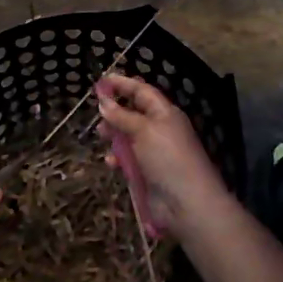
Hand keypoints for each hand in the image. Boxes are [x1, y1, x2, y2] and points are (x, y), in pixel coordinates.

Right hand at [95, 73, 226, 237]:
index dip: (123, 84)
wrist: (186, 200)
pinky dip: (118, 159)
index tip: (101, 81)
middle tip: (97, 112)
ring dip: (115, 135)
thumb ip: (123, 116)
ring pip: (129, 137)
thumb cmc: (167, 157)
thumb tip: (104, 101)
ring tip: (101, 135)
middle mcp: (160, 128)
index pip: (142, 91)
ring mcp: (154, 151)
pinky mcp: (147, 172)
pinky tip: (110, 162)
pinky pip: (129, 160)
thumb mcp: (144, 130)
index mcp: (165, 112)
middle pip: (135, 113)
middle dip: (116, 111)